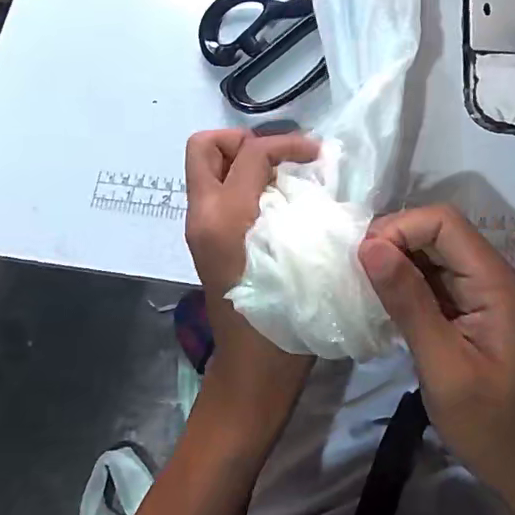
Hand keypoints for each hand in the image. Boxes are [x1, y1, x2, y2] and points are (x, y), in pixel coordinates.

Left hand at [183, 129, 318, 411]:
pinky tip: (272, 205)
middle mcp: (202, 215)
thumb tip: (317, 172)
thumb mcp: (308, 257)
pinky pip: (214, 192)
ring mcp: (197, 228)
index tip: (318, 155)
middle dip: (242, 142)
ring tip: (281, 181)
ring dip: (241, 164)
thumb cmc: (288, 320)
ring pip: (206, 168)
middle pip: (204, 147)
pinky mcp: (201, 240)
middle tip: (279, 161)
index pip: (251, 152)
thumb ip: (308, 208)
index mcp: (226, 217)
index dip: (288, 143)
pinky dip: (239, 185)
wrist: (253, 372)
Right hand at [363, 206, 514, 514]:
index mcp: (496, 283)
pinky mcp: (470, 310)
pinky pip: (434, 277)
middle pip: (438, 231)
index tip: (364, 259)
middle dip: (394, 241)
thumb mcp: (443, 366)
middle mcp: (492, 277)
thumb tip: (368, 245)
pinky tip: (384, 303)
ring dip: (396, 261)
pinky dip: (405, 282)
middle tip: (357, 274)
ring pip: (433, 252)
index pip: (444, 222)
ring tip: (364, 287)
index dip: (401, 228)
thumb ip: (408, 302)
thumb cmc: (489, 426)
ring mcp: (482, 293)